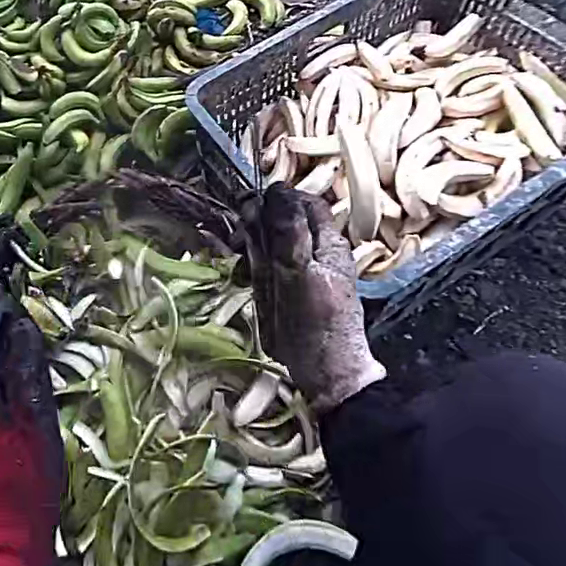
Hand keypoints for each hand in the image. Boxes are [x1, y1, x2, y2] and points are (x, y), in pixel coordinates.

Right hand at [241, 184, 385, 413]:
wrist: (323, 374)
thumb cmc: (316, 321)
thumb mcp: (298, 270)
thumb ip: (288, 230)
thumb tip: (277, 191)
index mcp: (329, 242)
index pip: (305, 203)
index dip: (279, 198)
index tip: (252, 204)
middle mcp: (317, 251)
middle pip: (287, 219)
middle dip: (260, 218)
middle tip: (239, 230)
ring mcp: (302, 270)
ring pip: (274, 239)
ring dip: (252, 237)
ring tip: (236, 247)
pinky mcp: (288, 288)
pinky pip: (267, 261)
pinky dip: (252, 258)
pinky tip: (240, 266)